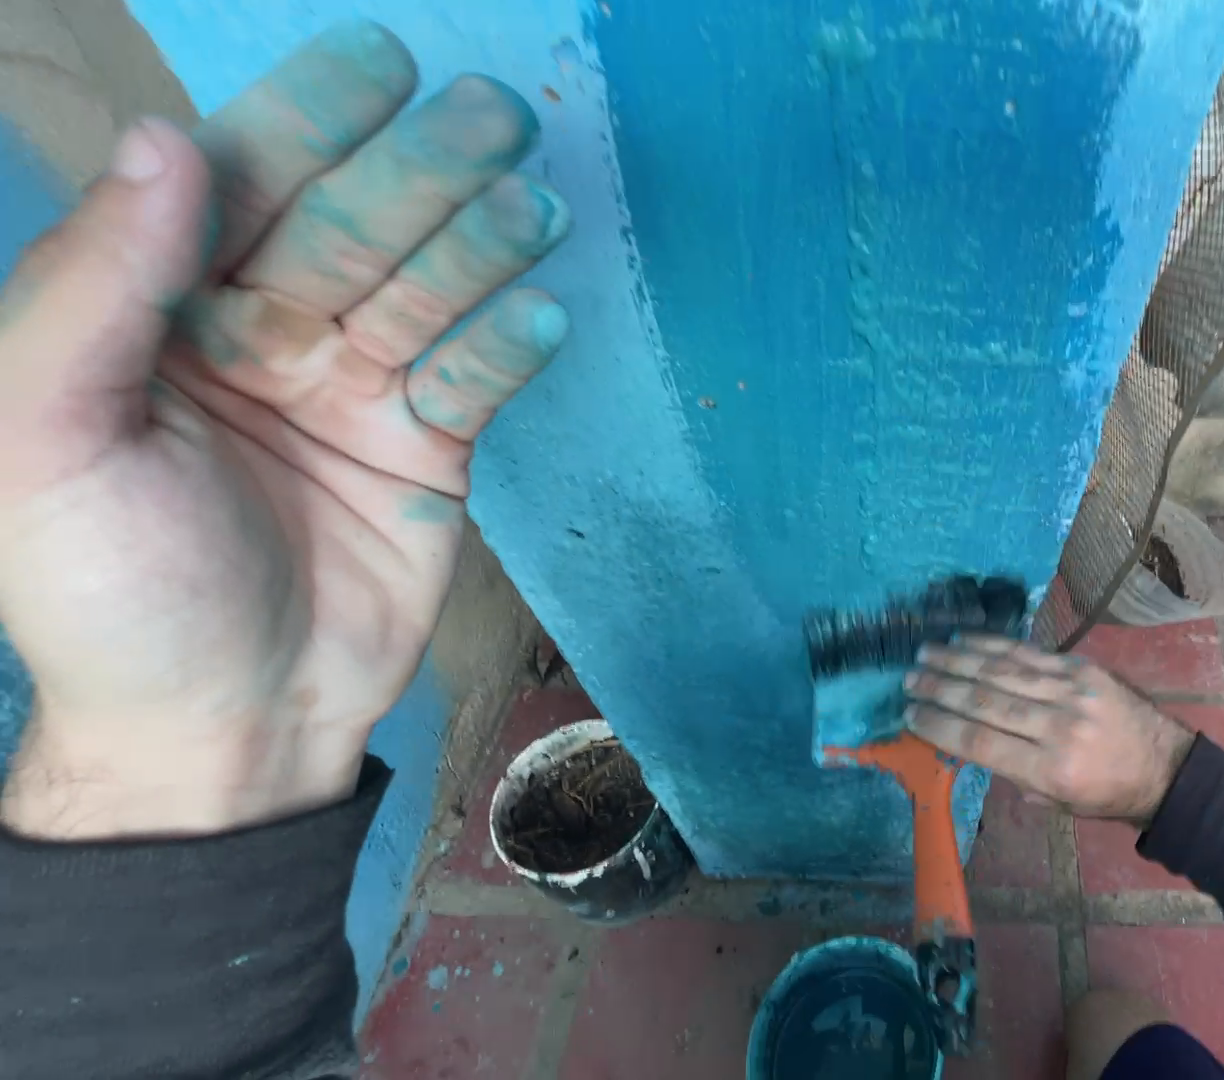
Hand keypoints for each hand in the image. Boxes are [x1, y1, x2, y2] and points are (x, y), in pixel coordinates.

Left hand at [0, 23, 571, 838]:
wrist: (233, 715)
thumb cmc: (108, 592)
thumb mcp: (41, 442)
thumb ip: (92, 294)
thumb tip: (168, 148)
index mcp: (164, 315)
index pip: (246, 189)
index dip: (309, 120)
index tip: (383, 60)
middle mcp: (272, 335)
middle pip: (361, 232)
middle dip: (427, 170)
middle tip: (504, 113)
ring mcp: (363, 391)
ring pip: (434, 298)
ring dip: (489, 249)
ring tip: (540, 205)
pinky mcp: (436, 449)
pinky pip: (477, 384)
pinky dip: (509, 352)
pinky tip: (545, 318)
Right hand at [905, 638, 1195, 825]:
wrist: (1165, 767)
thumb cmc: (1106, 794)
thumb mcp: (1058, 804)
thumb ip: (1014, 775)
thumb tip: (967, 741)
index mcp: (1050, 771)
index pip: (980, 742)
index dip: (939, 726)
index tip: (909, 715)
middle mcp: (1058, 727)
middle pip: (984, 701)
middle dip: (940, 689)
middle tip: (908, 680)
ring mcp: (1071, 692)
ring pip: (1002, 671)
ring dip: (958, 660)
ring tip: (925, 654)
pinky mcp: (1081, 668)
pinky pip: (1029, 653)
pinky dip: (992, 645)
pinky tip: (965, 639)